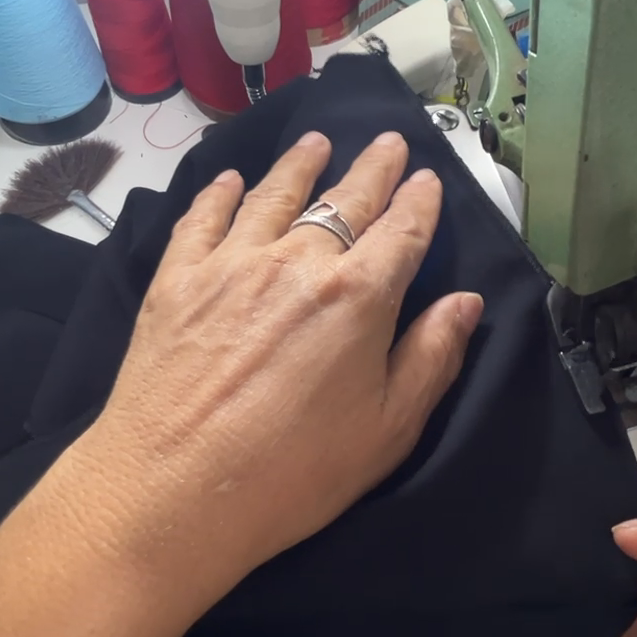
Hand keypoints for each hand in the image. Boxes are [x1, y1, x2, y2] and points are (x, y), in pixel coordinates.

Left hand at [67, 129, 482, 592]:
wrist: (170, 495)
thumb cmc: (293, 473)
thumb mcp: (388, 429)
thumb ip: (432, 357)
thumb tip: (466, 302)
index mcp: (357, 297)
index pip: (401, 231)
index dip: (420, 201)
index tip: (427, 178)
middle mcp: (297, 262)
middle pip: (345, 200)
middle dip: (373, 168)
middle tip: (388, 142)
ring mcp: (231, 264)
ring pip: (275, 195)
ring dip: (301, 165)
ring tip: (316, 141)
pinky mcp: (177, 279)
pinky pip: (203, 219)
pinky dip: (219, 194)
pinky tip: (229, 180)